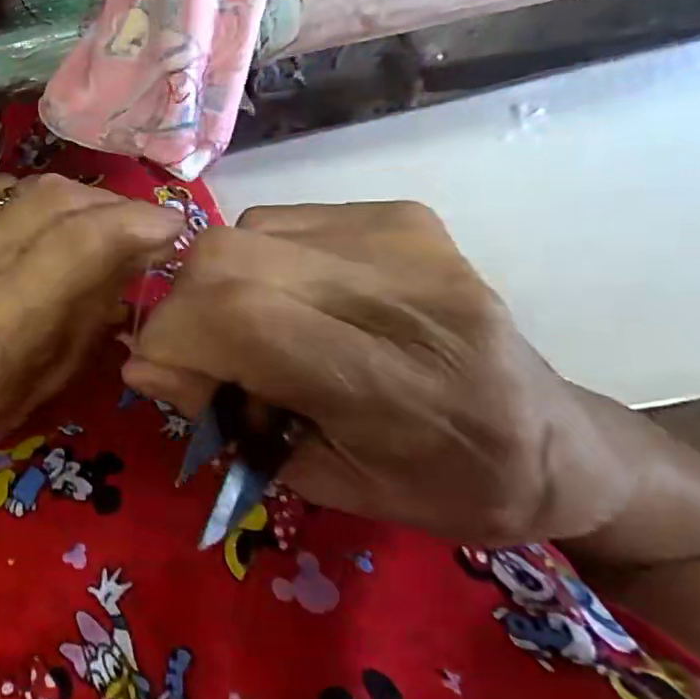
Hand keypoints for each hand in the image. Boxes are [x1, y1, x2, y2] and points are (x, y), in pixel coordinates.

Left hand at [0, 173, 184, 484]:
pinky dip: (40, 201)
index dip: (134, 222)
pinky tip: (51, 224)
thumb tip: (143, 246)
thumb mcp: (57, 373)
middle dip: (113, 205)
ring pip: (31, 188)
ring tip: (103, 224)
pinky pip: (3, 190)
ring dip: (81, 199)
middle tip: (142, 225)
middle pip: (55, 201)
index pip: (77, 242)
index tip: (173, 225)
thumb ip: (96, 305)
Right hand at [122, 202, 635, 544]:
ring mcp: (407, 241)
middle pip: (228, 259)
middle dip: (183, 310)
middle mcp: (410, 295)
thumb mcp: (320, 482)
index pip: (245, 316)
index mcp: (404, 386)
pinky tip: (293, 296)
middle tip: (198, 355)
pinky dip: (253, 262)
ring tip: (255, 327)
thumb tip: (143, 363)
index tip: (161, 376)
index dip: (175, 338)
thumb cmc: (438, 483)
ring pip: (240, 234)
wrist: (556, 442)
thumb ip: (224, 418)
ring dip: (216, 285)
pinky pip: (273, 222)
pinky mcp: (399, 215)